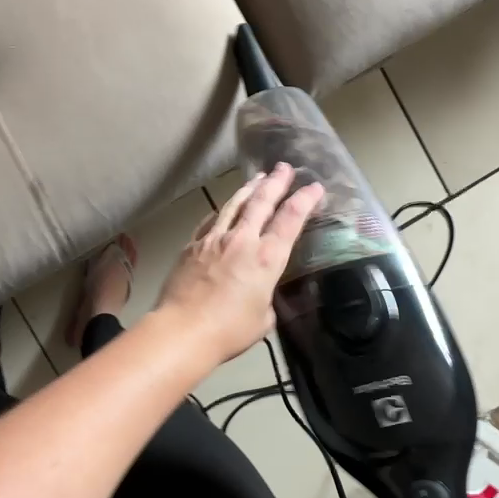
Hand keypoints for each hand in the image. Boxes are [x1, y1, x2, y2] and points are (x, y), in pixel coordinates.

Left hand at [153, 163, 323, 361]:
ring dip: (248, 189)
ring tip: (258, 178)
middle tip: (284, 167)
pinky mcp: (192, 245)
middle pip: (261, 202)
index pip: (291, 220)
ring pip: (233, 205)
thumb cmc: (229, 330)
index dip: (305, 200)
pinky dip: (221, 212)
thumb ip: (265, 298)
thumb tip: (259, 293)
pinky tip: (222, 209)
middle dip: (276, 183)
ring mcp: (213, 239)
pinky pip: (210, 221)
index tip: (314, 186)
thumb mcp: (263, 318)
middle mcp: (241, 240)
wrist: (184, 328)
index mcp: (266, 258)